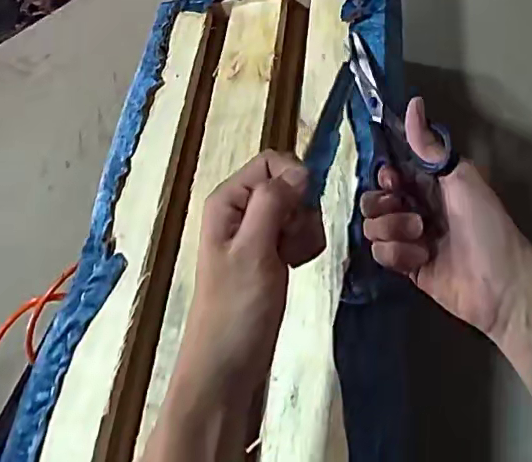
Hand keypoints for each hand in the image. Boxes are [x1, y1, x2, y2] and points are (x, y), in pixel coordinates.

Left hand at [181, 151, 324, 384]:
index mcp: (228, 199)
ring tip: (289, 260)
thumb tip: (300, 169)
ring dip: (303, 231)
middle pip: (287, 184)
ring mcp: (257, 232)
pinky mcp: (271, 253)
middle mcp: (242, 209)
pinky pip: (298, 233)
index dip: (292, 177)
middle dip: (299, 209)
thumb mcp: (253, 250)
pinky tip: (294, 267)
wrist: (227, 370)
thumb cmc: (236, 309)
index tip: (301, 207)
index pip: (270, 161)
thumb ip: (273, 203)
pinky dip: (303, 246)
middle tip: (288, 242)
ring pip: (297, 209)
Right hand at [360, 97, 531, 338]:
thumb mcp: (460, 178)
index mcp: (426, 183)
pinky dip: (398, 255)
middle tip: (409, 213)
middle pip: (372, 197)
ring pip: (371, 225)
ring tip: (422, 238)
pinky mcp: (404, 266)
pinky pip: (379, 253)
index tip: (394, 181)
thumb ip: (429, 145)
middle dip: (383, 204)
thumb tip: (413, 101)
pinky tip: (421, 259)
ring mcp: (406, 238)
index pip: (387, 171)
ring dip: (393, 230)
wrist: (502, 285)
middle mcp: (413, 206)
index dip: (384, 175)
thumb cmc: (486, 224)